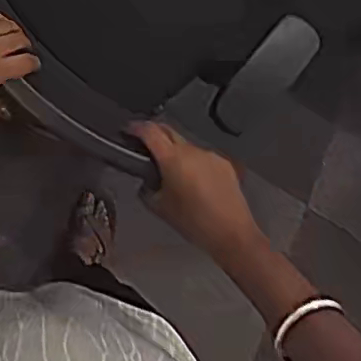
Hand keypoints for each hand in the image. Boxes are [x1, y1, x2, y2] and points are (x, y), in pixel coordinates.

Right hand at [132, 121, 267, 264]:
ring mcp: (210, 155)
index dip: (135, 127)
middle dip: (154, 134)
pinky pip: (202, 156)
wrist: (232, 233)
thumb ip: (147, 189)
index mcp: (173, 159)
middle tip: (145, 146)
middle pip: (168, 131)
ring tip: (173, 173)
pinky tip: (195, 182)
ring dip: (175, 152)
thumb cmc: (194, 223)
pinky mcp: (223, 163)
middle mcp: (192, 150)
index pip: (150, 131)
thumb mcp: (160, 208)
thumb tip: (147, 181)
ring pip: (186, 145)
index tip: (128, 130)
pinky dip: (193, 163)